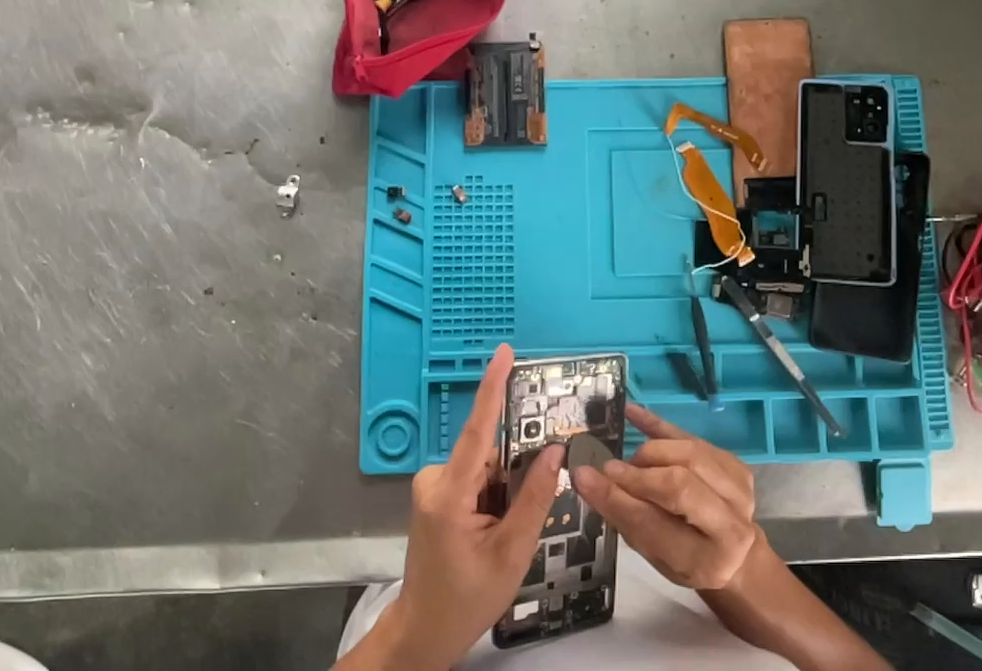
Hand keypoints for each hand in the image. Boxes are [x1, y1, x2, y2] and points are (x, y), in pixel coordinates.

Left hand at [343, 344, 562, 670]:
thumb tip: (555, 451)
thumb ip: (535, 498)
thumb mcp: (512, 552)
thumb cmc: (467, 597)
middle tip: (519, 516)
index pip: (478, 430)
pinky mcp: (437, 493)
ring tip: (502, 535)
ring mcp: (433, 485)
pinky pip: (477, 477)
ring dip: (504, 490)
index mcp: (450, 493)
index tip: (504, 352)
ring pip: (486, 467)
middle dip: (515, 474)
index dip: (492, 387)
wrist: (426, 629)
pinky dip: (493, 494)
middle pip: (489, 453)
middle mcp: (435, 479)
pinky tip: (493, 529)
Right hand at [573, 402, 760, 590]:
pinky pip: (692, 437)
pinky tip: (632, 412)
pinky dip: (660, 426)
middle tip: (609, 470)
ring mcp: (740, 490)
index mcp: (708, 562)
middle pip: (680, 484)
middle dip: (637, 473)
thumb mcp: (651, 552)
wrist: (734, 553)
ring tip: (629, 462)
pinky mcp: (735, 464)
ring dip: (651, 452)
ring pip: (689, 454)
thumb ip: (621, 514)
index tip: (586, 477)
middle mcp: (734, 525)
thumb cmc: (685, 560)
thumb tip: (583, 476)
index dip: (619, 498)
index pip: (655, 524)